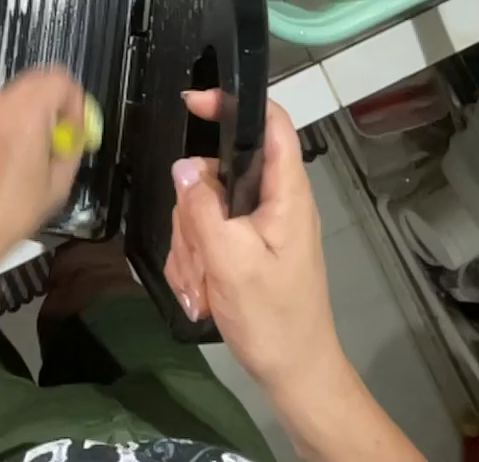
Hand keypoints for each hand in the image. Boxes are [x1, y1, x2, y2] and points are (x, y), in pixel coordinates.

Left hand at [0, 67, 85, 260]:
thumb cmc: (10, 211)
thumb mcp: (59, 183)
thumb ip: (73, 147)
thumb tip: (75, 135)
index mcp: (27, 114)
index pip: (60, 79)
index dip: (75, 102)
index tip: (75, 129)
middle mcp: (2, 104)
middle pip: (40, 78)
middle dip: (57, 101)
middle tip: (62, 132)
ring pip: (19, 91)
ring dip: (36, 108)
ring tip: (38, 145)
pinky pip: (1, 107)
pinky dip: (15, 118)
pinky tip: (16, 152)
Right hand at [164, 94, 344, 393]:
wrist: (295, 376)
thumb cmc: (274, 319)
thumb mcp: (231, 262)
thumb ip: (202, 208)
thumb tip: (182, 167)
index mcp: (286, 192)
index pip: (270, 123)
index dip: (233, 102)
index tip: (193, 103)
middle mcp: (273, 200)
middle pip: (217, 171)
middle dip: (193, 210)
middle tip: (199, 251)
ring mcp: (257, 224)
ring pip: (203, 205)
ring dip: (191, 243)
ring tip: (203, 282)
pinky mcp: (244, 245)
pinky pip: (204, 233)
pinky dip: (195, 259)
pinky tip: (202, 291)